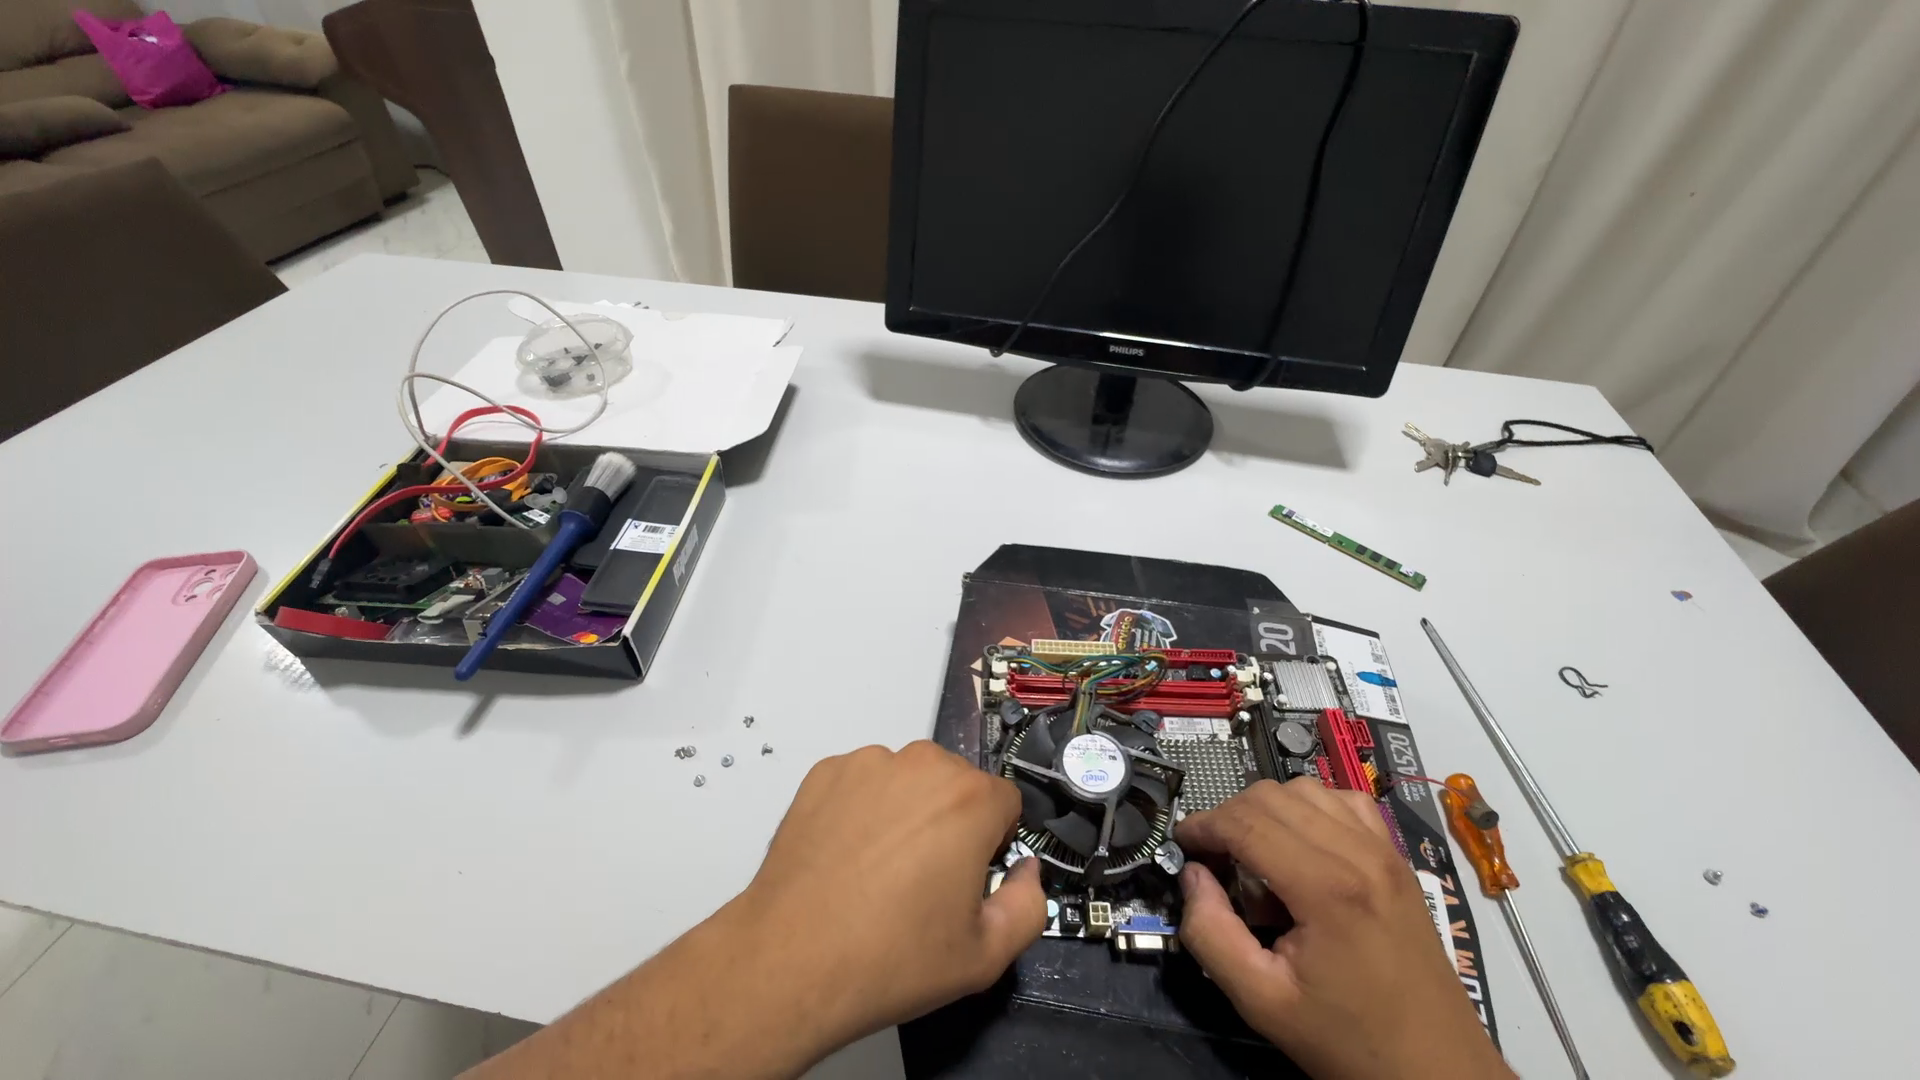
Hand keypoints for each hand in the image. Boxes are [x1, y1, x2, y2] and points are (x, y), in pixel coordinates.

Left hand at [735, 740, 1047, 1042]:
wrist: (790, 961)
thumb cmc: (891, 957)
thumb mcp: (985, 955)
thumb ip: (1030, 906)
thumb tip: (1026, 873)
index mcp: (969, 799)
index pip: (1005, 801)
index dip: (994, 841)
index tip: (970, 876)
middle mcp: (921, 765)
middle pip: (956, 783)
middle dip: (951, 821)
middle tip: (924, 879)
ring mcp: (867, 764)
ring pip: (907, 779)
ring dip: (905, 810)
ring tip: (879, 870)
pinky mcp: (823, 773)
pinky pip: (861, 783)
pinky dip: (861, 809)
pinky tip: (846, 857)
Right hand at [1176, 778, 1513, 1079]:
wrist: (1437, 1069)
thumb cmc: (1347, 1039)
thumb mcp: (1261, 1000)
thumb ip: (1210, 934)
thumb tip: (1192, 876)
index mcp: (1326, 887)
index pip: (1245, 822)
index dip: (1202, 825)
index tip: (1180, 845)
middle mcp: (1359, 853)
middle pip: (1270, 796)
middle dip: (1228, 817)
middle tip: (1214, 860)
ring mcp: (1384, 850)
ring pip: (1305, 789)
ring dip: (1267, 810)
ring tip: (1256, 855)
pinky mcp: (1398, 858)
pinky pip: (1344, 801)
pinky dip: (1311, 808)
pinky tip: (1302, 844)